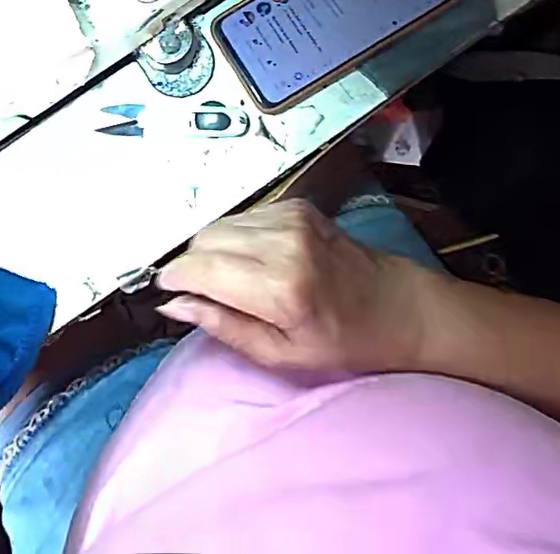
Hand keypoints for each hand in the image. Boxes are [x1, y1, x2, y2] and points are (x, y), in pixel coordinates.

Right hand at [156, 200, 448, 371]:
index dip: (175, 276)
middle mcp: (282, 242)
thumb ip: (223, 326)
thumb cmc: (342, 342)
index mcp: (280, 288)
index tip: (163, 288)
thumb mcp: (281, 355)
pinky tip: (251, 258)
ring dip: (211, 248)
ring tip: (229, 276)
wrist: (396, 304)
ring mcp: (290, 216)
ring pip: (220, 223)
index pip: (203, 268)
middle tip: (198, 289)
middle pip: (205, 239)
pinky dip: (234, 236)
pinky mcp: (295, 204)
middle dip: (191, 263)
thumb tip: (173, 304)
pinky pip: (242, 216)